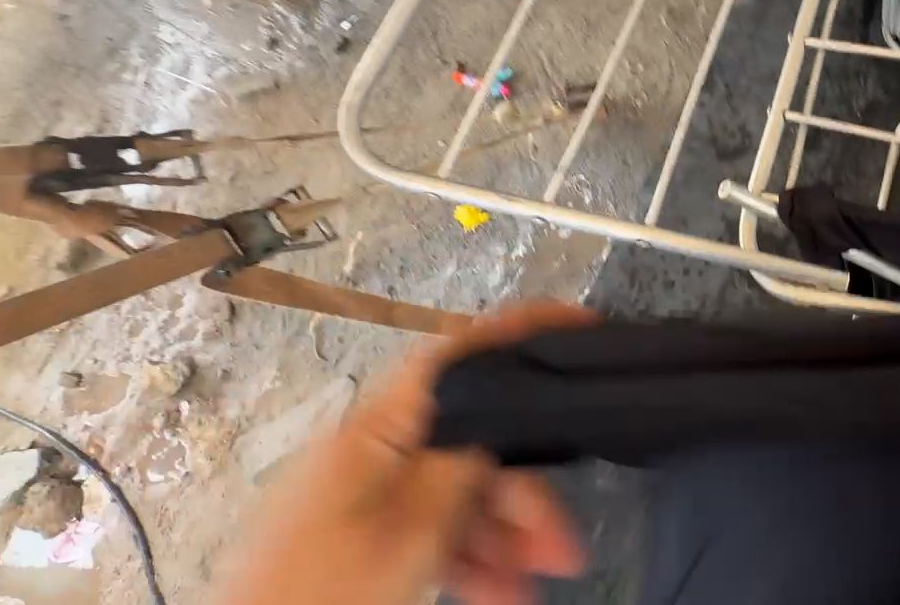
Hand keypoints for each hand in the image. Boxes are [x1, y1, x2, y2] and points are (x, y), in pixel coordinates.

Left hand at [211, 302, 593, 604]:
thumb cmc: (321, 598)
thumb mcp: (404, 537)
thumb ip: (461, 471)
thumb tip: (503, 426)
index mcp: (377, 432)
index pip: (456, 355)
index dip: (518, 330)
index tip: (578, 323)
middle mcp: (378, 451)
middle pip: (476, 441)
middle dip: (527, 490)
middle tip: (566, 545)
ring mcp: (373, 496)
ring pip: (465, 491)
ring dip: (509, 533)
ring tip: (546, 575)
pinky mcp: (369, 535)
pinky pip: (439, 528)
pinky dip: (475, 554)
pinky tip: (505, 590)